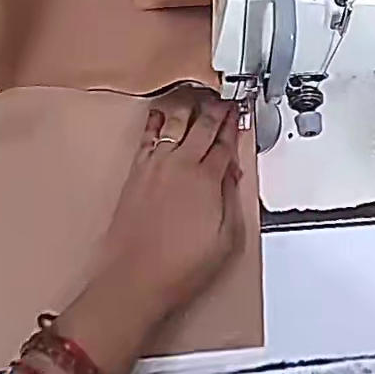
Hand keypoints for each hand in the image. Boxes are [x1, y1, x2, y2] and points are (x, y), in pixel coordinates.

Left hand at [89, 97, 245, 322]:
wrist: (135, 278)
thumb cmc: (179, 265)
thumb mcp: (226, 238)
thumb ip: (231, 198)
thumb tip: (232, 175)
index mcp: (207, 179)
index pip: (225, 142)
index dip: (234, 125)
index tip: (239, 112)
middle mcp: (181, 165)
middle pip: (203, 126)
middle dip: (216, 109)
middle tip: (223, 98)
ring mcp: (156, 165)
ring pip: (176, 123)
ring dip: (189, 106)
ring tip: (197, 95)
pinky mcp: (137, 172)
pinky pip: (148, 136)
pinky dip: (157, 121)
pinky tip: (161, 113)